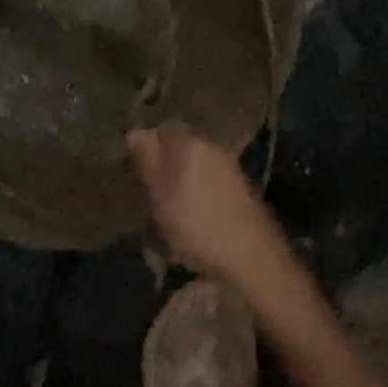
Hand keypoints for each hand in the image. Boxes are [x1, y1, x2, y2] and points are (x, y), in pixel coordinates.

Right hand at [128, 123, 288, 275]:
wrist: (252, 258)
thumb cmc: (196, 224)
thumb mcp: (160, 194)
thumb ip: (147, 160)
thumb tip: (135, 131)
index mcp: (191, 143)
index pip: (164, 128)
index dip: (148, 144)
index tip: (136, 165)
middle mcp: (214, 148)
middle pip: (183, 147)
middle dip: (166, 162)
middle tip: (150, 188)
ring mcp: (232, 170)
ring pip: (198, 166)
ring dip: (184, 180)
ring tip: (170, 207)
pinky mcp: (244, 192)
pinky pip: (212, 183)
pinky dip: (200, 194)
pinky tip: (195, 217)